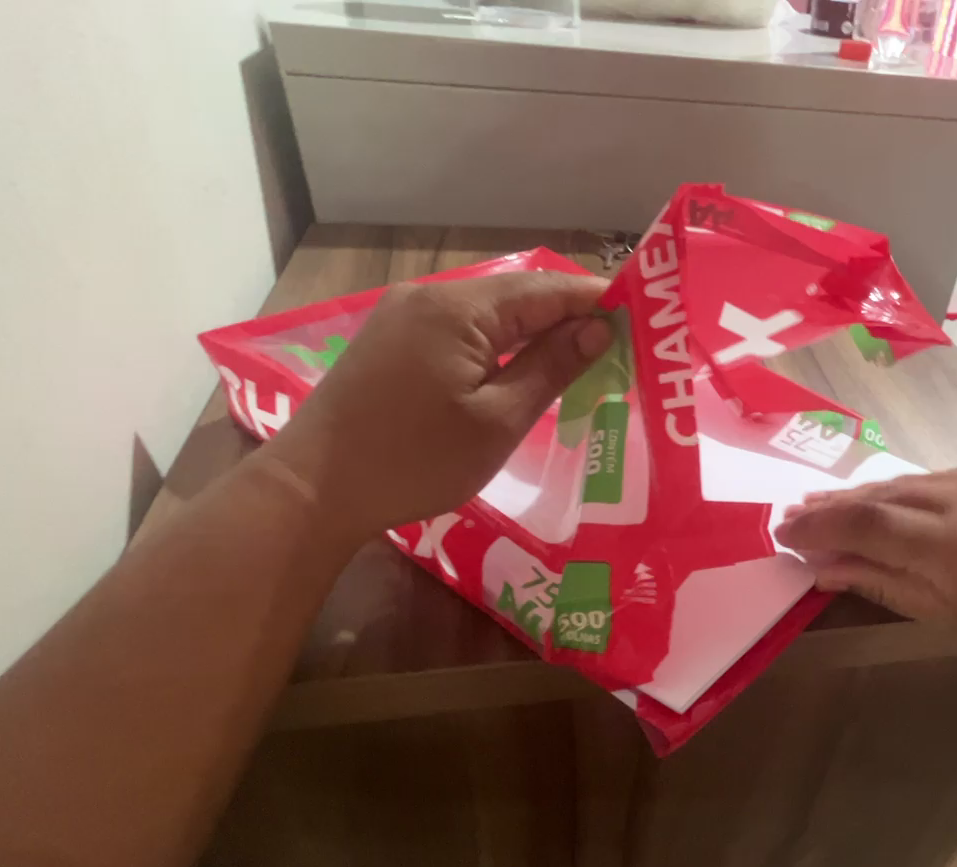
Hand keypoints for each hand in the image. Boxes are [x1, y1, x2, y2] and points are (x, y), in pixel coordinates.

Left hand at [259, 271, 612, 538]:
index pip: (547, 288)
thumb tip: (598, 330)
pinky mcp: (391, 342)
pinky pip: (461, 332)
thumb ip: (551, 368)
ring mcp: (403, 316)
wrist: (315, 489)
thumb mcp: (498, 421)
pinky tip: (520, 369)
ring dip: (535, 333)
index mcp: (459, 308)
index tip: (642, 319)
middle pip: (517, 296)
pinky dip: (499, 346)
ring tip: (580, 360)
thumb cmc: (416, 460)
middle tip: (618, 346)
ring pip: (489, 315)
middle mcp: (429, 297)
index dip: (597, 299)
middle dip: (569, 317)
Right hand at [774, 466, 956, 680]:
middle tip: (795, 513)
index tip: (783, 532)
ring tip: (830, 504)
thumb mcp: (951, 613)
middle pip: (880, 495)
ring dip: (865, 495)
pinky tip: (889, 500)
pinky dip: (904, 491)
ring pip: (908, 482)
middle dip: (833, 506)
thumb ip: (886, 583)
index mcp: (947, 542)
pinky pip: (939, 478)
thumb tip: (827, 568)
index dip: (817, 527)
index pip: (862, 524)